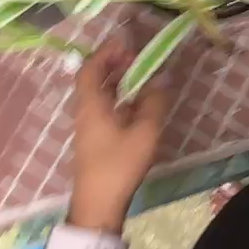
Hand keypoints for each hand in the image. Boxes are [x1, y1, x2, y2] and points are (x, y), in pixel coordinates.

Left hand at [67, 43, 166, 231]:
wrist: (98, 205)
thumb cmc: (119, 164)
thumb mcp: (144, 132)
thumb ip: (154, 102)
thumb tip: (162, 78)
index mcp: (91, 104)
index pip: (90, 68)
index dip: (106, 52)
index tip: (126, 43)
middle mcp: (85, 111)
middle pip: (93, 79)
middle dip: (113, 64)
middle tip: (137, 58)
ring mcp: (88, 127)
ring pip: (99, 95)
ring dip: (117, 81)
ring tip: (141, 76)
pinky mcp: (94, 140)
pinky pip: (104, 108)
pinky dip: (118, 98)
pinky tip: (138, 103)